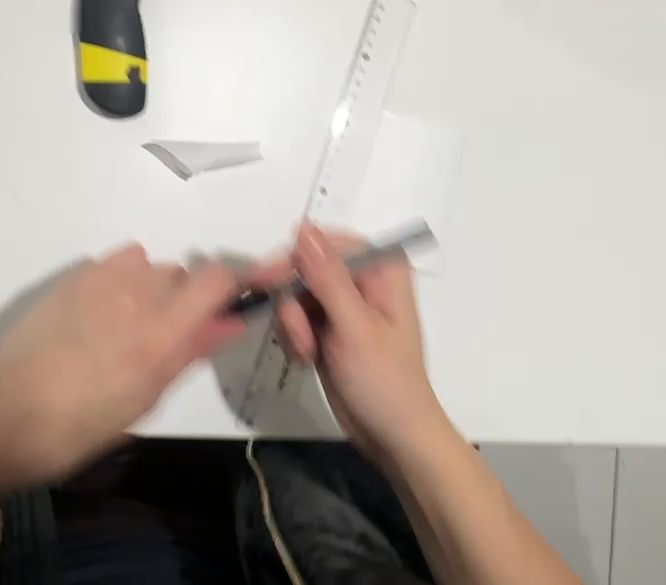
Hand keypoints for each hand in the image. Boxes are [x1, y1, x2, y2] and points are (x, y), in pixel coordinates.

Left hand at [0, 244, 243, 485]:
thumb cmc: (79, 426)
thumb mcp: (146, 398)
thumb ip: (192, 352)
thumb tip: (232, 323)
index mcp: (162, 331)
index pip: (218, 278)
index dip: (235, 283)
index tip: (237, 300)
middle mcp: (138, 292)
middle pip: (183, 274)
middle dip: (185, 299)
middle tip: (166, 338)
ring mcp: (103, 278)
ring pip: (151, 265)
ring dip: (152, 288)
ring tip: (128, 325)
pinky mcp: (75, 275)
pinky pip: (118, 263)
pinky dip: (122, 280)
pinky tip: (100, 313)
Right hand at [274, 224, 452, 464]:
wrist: (393, 436)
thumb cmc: (384, 381)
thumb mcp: (354, 327)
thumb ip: (328, 277)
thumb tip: (304, 228)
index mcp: (381, 266)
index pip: (326, 242)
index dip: (297, 259)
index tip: (271, 283)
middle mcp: (362, 277)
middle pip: (306, 266)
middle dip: (295, 303)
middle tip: (301, 339)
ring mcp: (343, 302)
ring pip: (296, 292)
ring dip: (294, 326)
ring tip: (309, 354)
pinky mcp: (328, 325)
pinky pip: (296, 315)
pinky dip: (295, 337)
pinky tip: (308, 359)